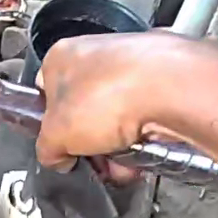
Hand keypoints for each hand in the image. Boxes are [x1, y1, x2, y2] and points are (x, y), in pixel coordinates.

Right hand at [34, 32, 216, 168]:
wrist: (171, 89)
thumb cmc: (109, 96)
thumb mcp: (55, 135)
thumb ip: (47, 149)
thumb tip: (54, 156)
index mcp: (61, 56)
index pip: (45, 94)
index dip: (50, 125)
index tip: (59, 148)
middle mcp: (96, 54)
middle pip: (84, 113)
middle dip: (89, 145)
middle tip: (94, 161)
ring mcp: (131, 66)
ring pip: (115, 121)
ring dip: (116, 150)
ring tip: (122, 163)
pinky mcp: (162, 82)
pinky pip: (144, 121)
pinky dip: (142, 142)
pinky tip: (144, 154)